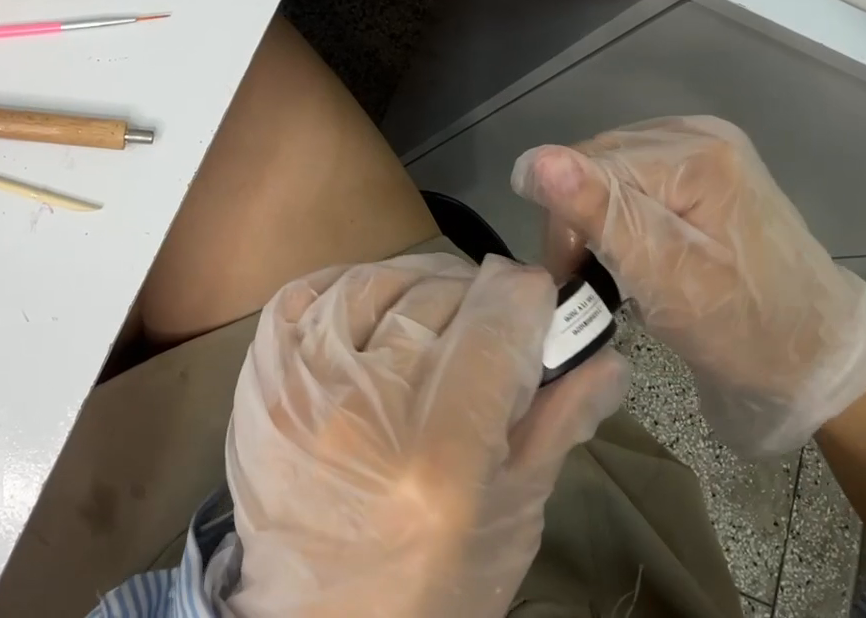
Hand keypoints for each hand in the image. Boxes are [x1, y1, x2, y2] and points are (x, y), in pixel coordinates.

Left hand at [222, 252, 628, 617]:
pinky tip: (374, 312)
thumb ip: (558, 424)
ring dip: (417, 286)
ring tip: (435, 316)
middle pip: (436, 297)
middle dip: (477, 296)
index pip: (494, 325)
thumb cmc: (430, 583)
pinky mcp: (259, 377)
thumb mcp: (511, 515)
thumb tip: (607, 356)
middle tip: (489, 322)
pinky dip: (350, 288)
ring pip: (375, 282)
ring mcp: (300, 387)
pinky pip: (309, 292)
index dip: (527, 295)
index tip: (537, 298)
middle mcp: (364, 408)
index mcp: (440, 454)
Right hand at [511, 116, 865, 456]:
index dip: (567, 223)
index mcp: (695, 153)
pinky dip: (619, 219)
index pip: (584, 167)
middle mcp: (696, 135)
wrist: (814, 361)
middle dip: (580, 222)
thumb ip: (603, 213)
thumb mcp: (667, 278)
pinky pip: (629, 182)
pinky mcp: (701, 172)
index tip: (573, 281)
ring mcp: (702, 150)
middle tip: (594, 282)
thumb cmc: (744, 331)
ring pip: (605, 174)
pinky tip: (636, 252)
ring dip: (597, 223)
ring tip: (617, 273)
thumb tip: (533, 160)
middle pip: (594, 165)